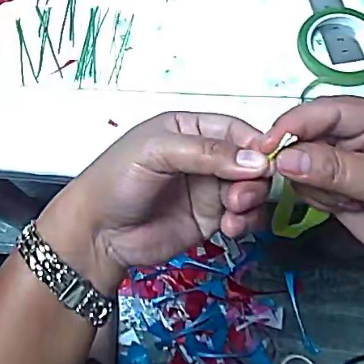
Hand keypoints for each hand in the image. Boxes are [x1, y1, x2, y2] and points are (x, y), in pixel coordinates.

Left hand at [38, 112, 272, 292]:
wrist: (95, 235)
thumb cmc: (116, 180)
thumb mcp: (157, 152)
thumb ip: (206, 153)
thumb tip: (255, 160)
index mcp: (190, 129)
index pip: (235, 129)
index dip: (255, 143)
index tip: (268, 159)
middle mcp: (204, 157)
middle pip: (249, 160)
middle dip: (254, 176)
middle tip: (241, 193)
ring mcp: (208, 189)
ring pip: (251, 189)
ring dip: (252, 200)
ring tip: (233, 212)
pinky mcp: (210, 219)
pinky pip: (243, 217)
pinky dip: (246, 221)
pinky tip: (231, 227)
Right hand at [254, 96, 363, 279]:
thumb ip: (340, 169)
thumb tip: (292, 157)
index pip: (325, 110)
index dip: (294, 123)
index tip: (270, 143)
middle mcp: (358, 134)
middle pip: (307, 133)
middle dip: (296, 156)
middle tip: (284, 174)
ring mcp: (345, 161)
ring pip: (301, 162)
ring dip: (312, 184)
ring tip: (346, 200)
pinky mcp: (337, 187)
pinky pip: (307, 186)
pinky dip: (316, 199)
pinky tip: (345, 208)